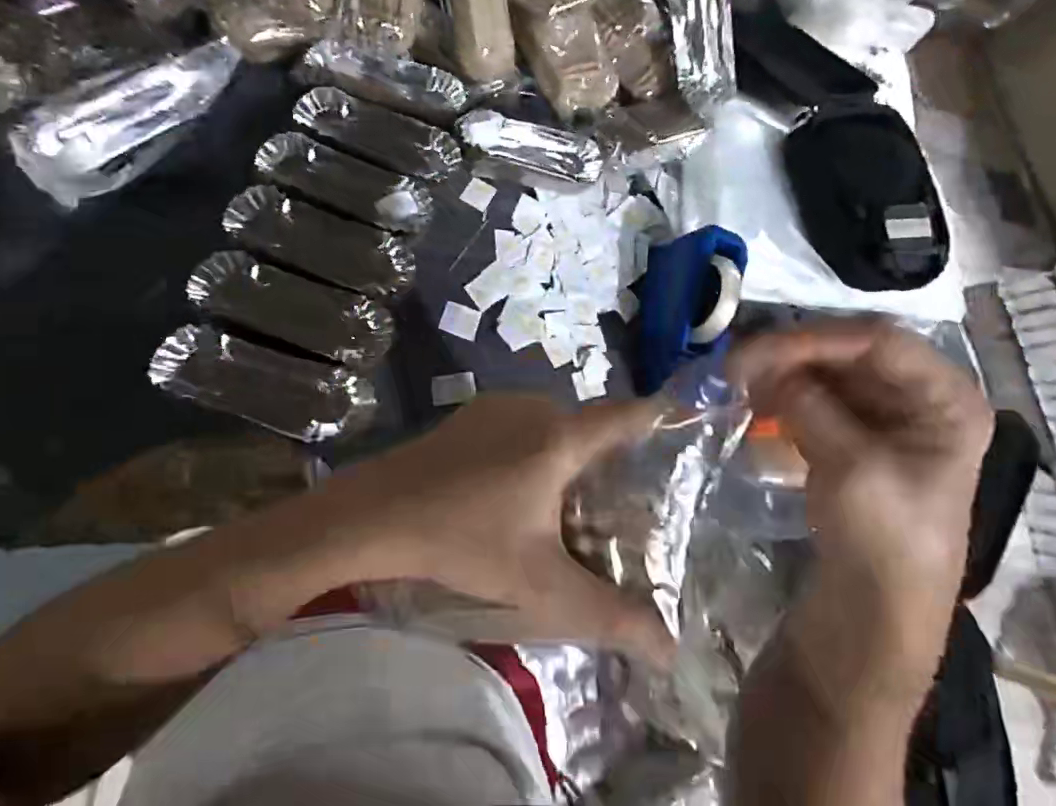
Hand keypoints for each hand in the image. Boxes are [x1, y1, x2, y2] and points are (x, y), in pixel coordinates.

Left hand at [307, 393, 676, 662]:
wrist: (368, 516)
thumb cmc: (462, 544)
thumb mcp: (540, 588)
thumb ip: (609, 616)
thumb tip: (670, 649)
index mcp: (560, 437)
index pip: (627, 414)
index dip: (660, 418)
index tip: (687, 429)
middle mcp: (534, 407)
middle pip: (591, 425)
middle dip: (611, 458)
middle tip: (622, 503)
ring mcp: (496, 406)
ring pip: (554, 424)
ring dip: (569, 455)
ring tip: (571, 504)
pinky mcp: (467, 416)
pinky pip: (521, 424)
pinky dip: (535, 449)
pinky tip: (516, 492)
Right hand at [730, 320, 992, 684]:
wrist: (875, 622)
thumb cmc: (885, 544)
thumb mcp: (852, 467)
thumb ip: (809, 405)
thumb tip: (762, 368)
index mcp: (949, 399)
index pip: (880, 341)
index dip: (817, 339)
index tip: (758, 353)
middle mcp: (924, 398)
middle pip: (852, 353)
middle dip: (795, 356)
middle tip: (738, 366)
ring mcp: (890, 418)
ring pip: (830, 374)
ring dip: (785, 375)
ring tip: (740, 385)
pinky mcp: (858, 439)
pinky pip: (819, 401)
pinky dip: (786, 399)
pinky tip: (755, 407)